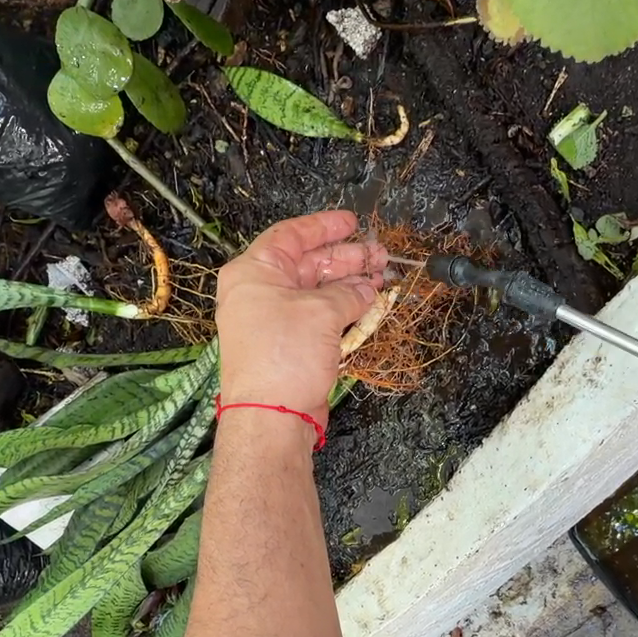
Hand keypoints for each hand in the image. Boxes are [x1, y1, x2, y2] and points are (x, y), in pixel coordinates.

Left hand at [215, 210, 383, 426]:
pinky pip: (321, 320)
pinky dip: (345, 312)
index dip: (324, 227)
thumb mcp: (320, 313)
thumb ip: (348, 294)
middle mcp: (262, 293)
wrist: (272, 414)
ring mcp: (277, 322)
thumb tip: (368, 289)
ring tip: (382, 278)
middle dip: (347, 259)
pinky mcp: (293, 347)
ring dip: (351, 286)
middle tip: (380, 255)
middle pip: (309, 266)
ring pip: (319, 294)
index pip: (291, 236)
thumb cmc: (285, 356)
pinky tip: (370, 305)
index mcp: (255, 273)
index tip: (352, 222)